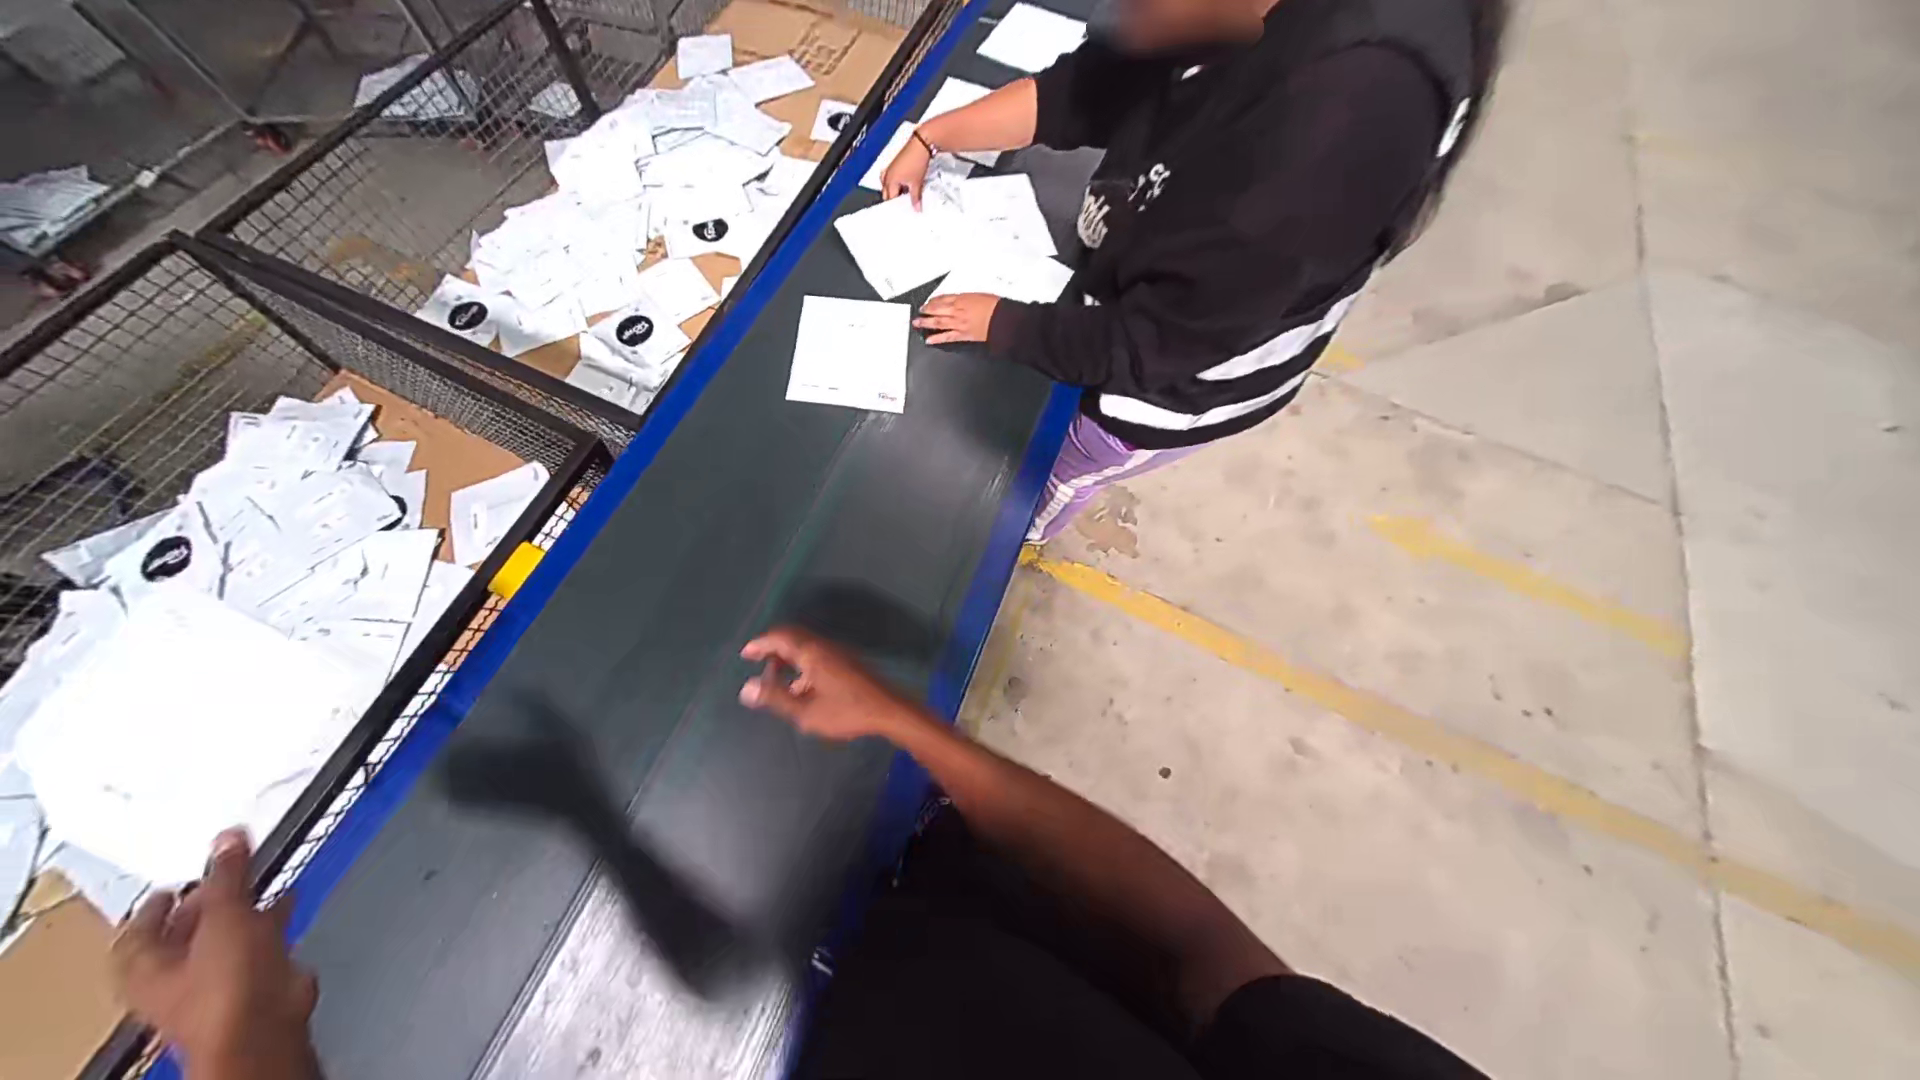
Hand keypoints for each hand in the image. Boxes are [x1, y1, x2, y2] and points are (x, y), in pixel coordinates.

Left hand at [114, 829, 319, 1077]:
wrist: (265, 1021)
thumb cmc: (227, 980)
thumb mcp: (225, 917)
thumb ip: (229, 875)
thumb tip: (227, 836)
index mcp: (147, 966)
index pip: (138, 930)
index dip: (155, 903)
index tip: (175, 880)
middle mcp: (173, 974)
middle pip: (182, 931)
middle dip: (205, 901)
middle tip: (223, 872)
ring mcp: (215, 977)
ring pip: (223, 934)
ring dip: (241, 907)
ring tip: (260, 879)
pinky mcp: (254, 975)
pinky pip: (258, 938)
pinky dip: (270, 917)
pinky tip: (287, 900)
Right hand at [739, 626, 928, 741]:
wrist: (888, 710)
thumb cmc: (846, 711)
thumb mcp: (805, 711)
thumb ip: (776, 698)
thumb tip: (747, 688)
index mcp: (813, 652)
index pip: (780, 637)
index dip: (760, 643)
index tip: (745, 653)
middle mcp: (825, 646)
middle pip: (793, 638)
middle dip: (773, 648)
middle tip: (757, 662)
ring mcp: (838, 653)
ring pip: (806, 647)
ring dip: (788, 658)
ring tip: (776, 680)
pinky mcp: (847, 662)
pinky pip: (817, 655)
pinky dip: (802, 664)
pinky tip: (800, 688)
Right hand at [879, 132, 932, 208]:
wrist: (921, 144)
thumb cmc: (916, 162)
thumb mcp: (917, 183)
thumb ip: (915, 198)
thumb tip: (917, 209)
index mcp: (890, 181)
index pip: (890, 199)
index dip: (896, 206)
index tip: (902, 211)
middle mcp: (887, 176)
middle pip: (886, 193)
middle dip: (893, 200)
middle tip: (902, 205)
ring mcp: (889, 169)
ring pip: (887, 186)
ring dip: (893, 191)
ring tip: (903, 196)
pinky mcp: (894, 164)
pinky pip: (890, 178)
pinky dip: (895, 183)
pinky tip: (903, 185)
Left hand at [915, 293, 999, 344]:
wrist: (1001, 319)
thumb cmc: (995, 306)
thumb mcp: (980, 295)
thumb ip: (968, 298)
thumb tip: (963, 301)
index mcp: (962, 298)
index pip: (943, 298)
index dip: (934, 300)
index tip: (929, 302)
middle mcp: (957, 310)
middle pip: (937, 309)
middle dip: (927, 310)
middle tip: (919, 312)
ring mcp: (958, 323)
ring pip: (938, 322)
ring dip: (926, 323)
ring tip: (917, 324)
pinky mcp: (962, 335)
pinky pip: (947, 337)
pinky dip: (937, 339)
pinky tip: (929, 340)